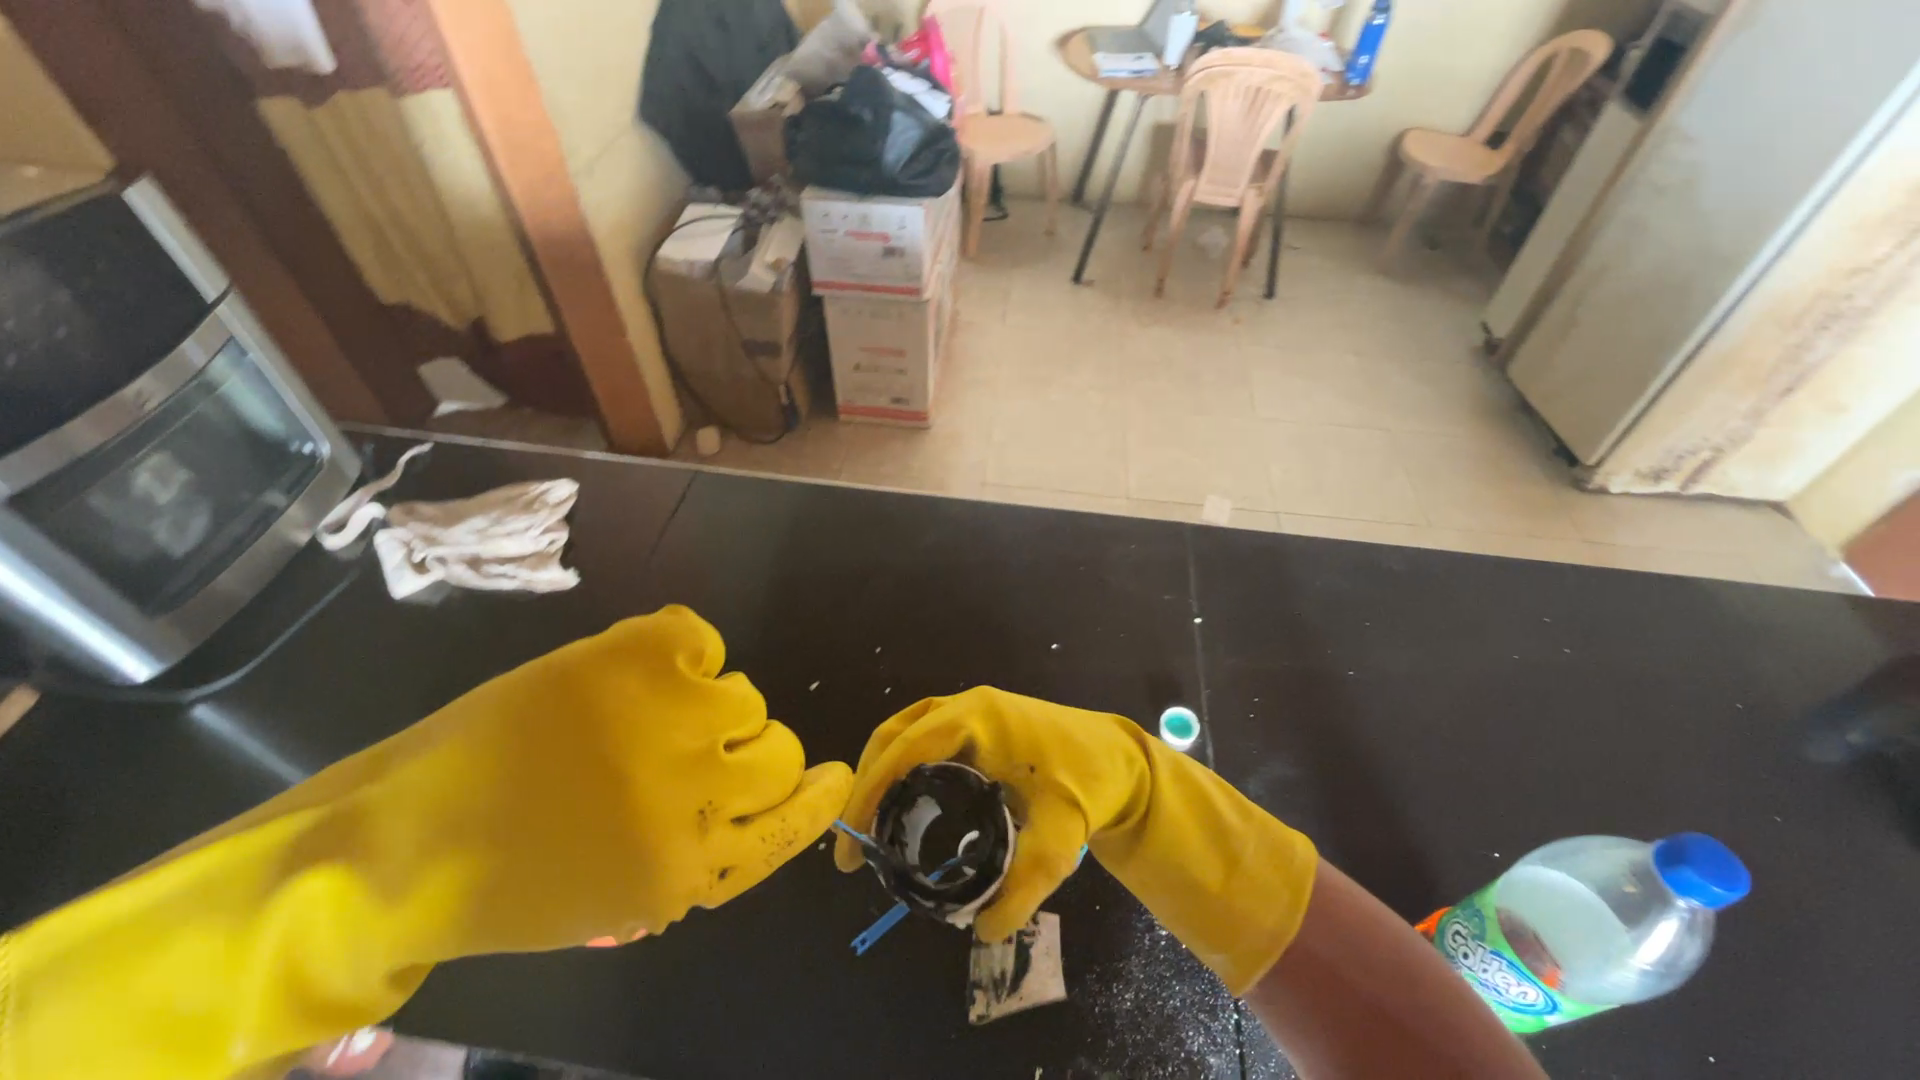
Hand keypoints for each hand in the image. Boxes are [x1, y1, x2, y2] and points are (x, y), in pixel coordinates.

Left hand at [0, 606, 849, 1078]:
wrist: (398, 847)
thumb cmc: (508, 884)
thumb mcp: (626, 900)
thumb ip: (703, 855)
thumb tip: (751, 804)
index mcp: (697, 865)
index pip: (795, 819)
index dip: (820, 795)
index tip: (834, 776)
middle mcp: (697, 793)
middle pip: (779, 748)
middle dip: (744, 751)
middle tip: (690, 749)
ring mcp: (665, 719)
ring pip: (742, 692)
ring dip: (702, 703)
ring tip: (640, 712)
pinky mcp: (628, 659)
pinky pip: (699, 636)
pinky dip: (681, 650)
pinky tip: (636, 673)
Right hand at [835, 687, 1315, 994]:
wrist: (1123, 761)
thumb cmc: (1090, 787)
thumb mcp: (1059, 840)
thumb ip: (1022, 887)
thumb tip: (984, 930)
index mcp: (978, 719)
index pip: (906, 747)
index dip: (872, 788)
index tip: (854, 835)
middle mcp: (967, 705)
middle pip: (895, 733)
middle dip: (867, 782)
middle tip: (854, 839)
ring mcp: (972, 709)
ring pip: (906, 730)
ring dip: (881, 770)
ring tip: (868, 823)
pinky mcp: (979, 722)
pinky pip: (924, 735)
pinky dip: (902, 763)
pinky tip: (902, 801)